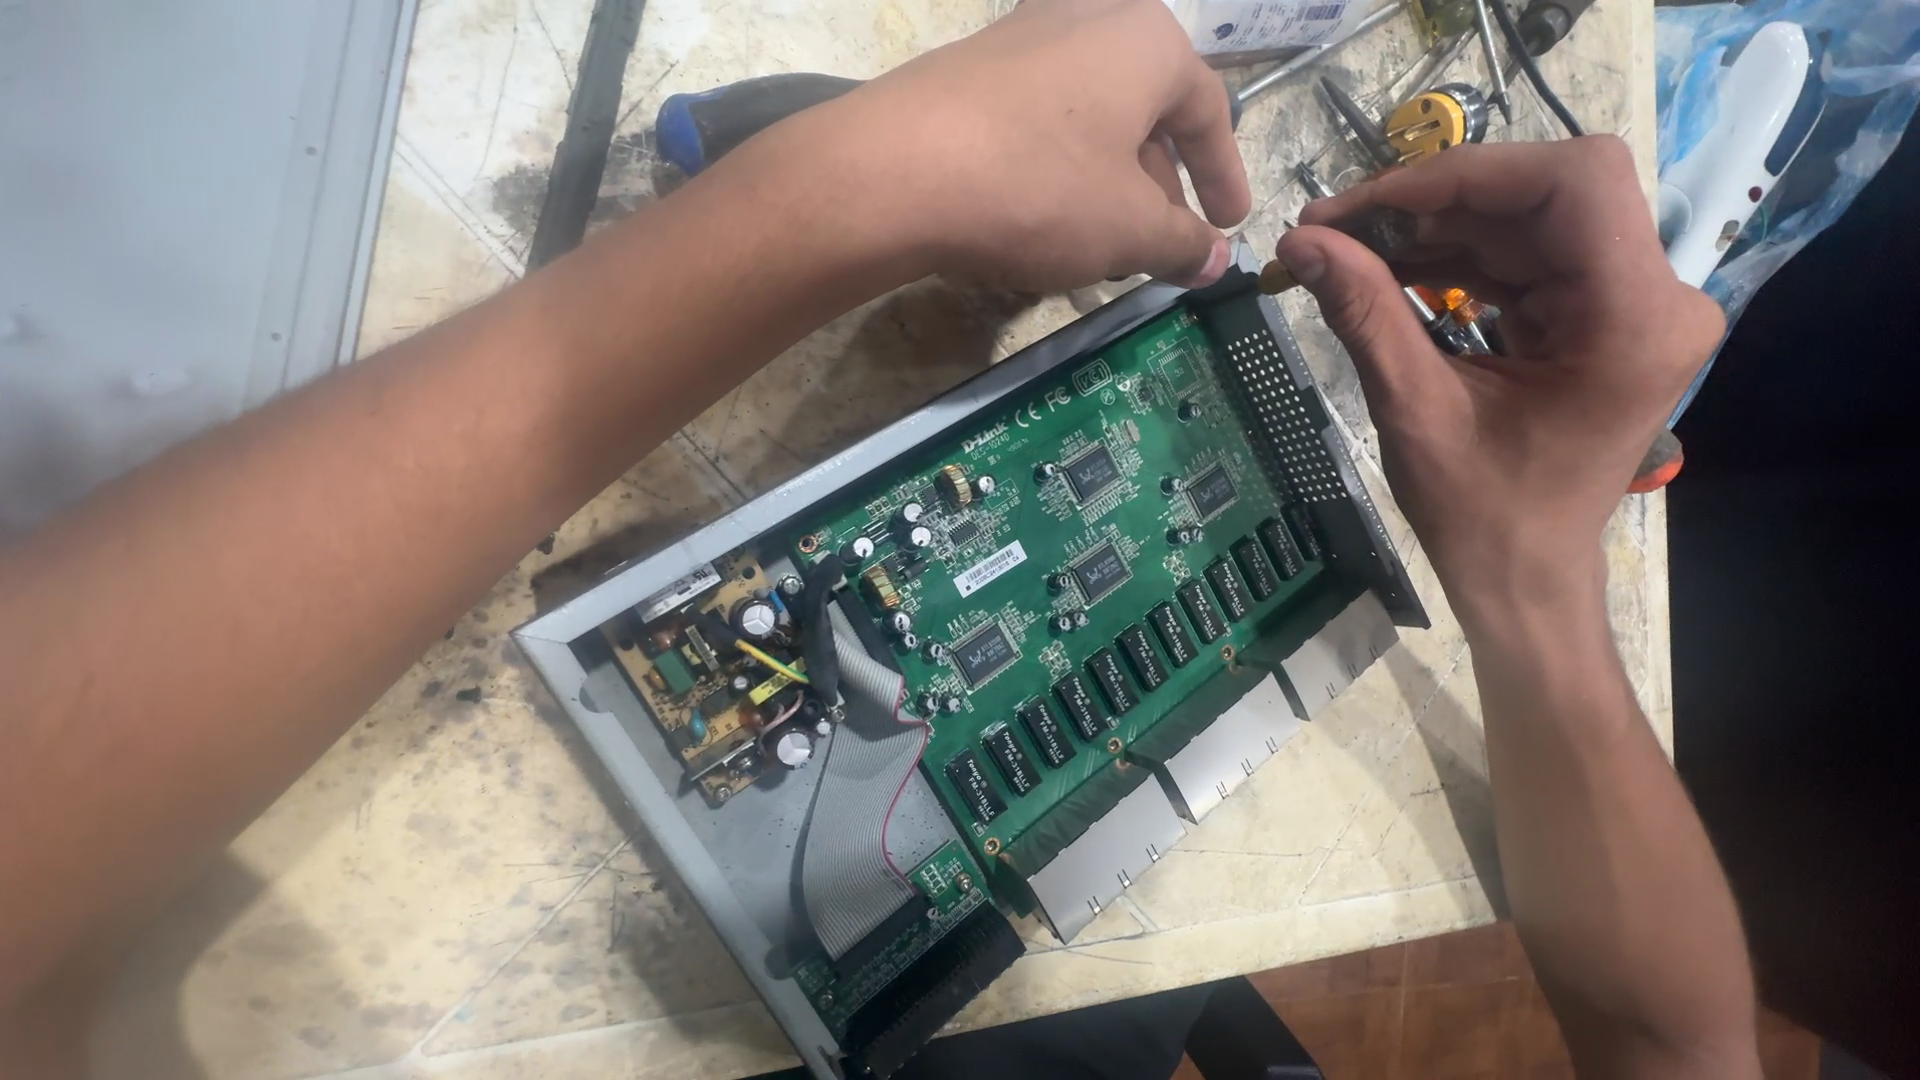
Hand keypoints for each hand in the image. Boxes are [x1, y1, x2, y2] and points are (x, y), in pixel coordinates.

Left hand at [798, 0, 1250, 291]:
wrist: (897, 173)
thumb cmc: (1039, 190)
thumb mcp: (1127, 229)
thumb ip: (1182, 244)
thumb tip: (1217, 261)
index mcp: (1147, 44)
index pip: (1209, 113)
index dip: (1224, 178)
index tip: (1230, 225)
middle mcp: (1088, 22)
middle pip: (1144, 116)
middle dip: (1158, 189)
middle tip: (1159, 245)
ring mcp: (1021, 42)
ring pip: (1088, 125)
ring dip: (1105, 188)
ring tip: (1100, 245)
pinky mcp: (969, 77)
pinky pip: (1036, 129)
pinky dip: (1056, 176)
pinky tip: (1040, 222)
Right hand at [1272, 138, 1722, 622]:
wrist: (1521, 573)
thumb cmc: (1476, 513)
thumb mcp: (1412, 410)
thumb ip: (1363, 315)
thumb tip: (1300, 243)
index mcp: (1629, 319)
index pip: (1570, 184)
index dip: (1460, 176)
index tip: (1361, 206)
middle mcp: (1653, 295)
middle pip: (1548, 195)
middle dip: (1434, 201)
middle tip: (1335, 227)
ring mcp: (1630, 303)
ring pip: (1530, 221)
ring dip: (1434, 228)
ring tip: (1345, 249)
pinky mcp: (1599, 316)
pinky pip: (1525, 260)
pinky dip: (1453, 259)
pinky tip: (1389, 270)